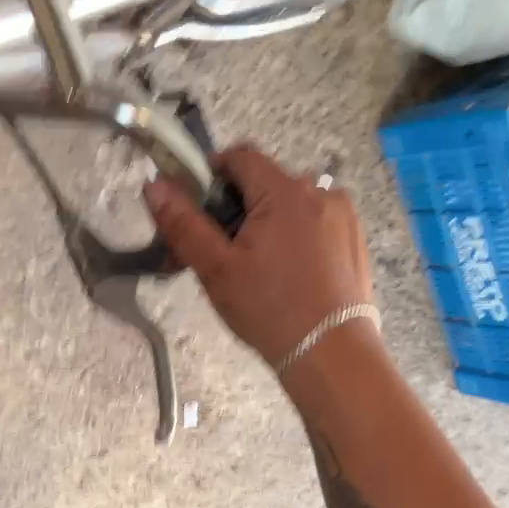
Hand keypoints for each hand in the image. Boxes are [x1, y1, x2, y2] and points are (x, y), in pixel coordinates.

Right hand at [144, 144, 374, 369]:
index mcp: (284, 192)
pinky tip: (282, 276)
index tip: (193, 209)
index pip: (240, 156)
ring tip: (251, 270)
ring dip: (263, 224)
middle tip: (215, 254)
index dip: (210, 174)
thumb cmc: (269, 310)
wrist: (331, 352)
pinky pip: (312, 223)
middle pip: (264, 183)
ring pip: (288, 205)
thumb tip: (155, 186)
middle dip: (234, 209)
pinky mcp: (353, 238)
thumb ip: (184, 225)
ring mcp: (342, 214)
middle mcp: (319, 191)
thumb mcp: (216, 270)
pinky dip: (290, 238)